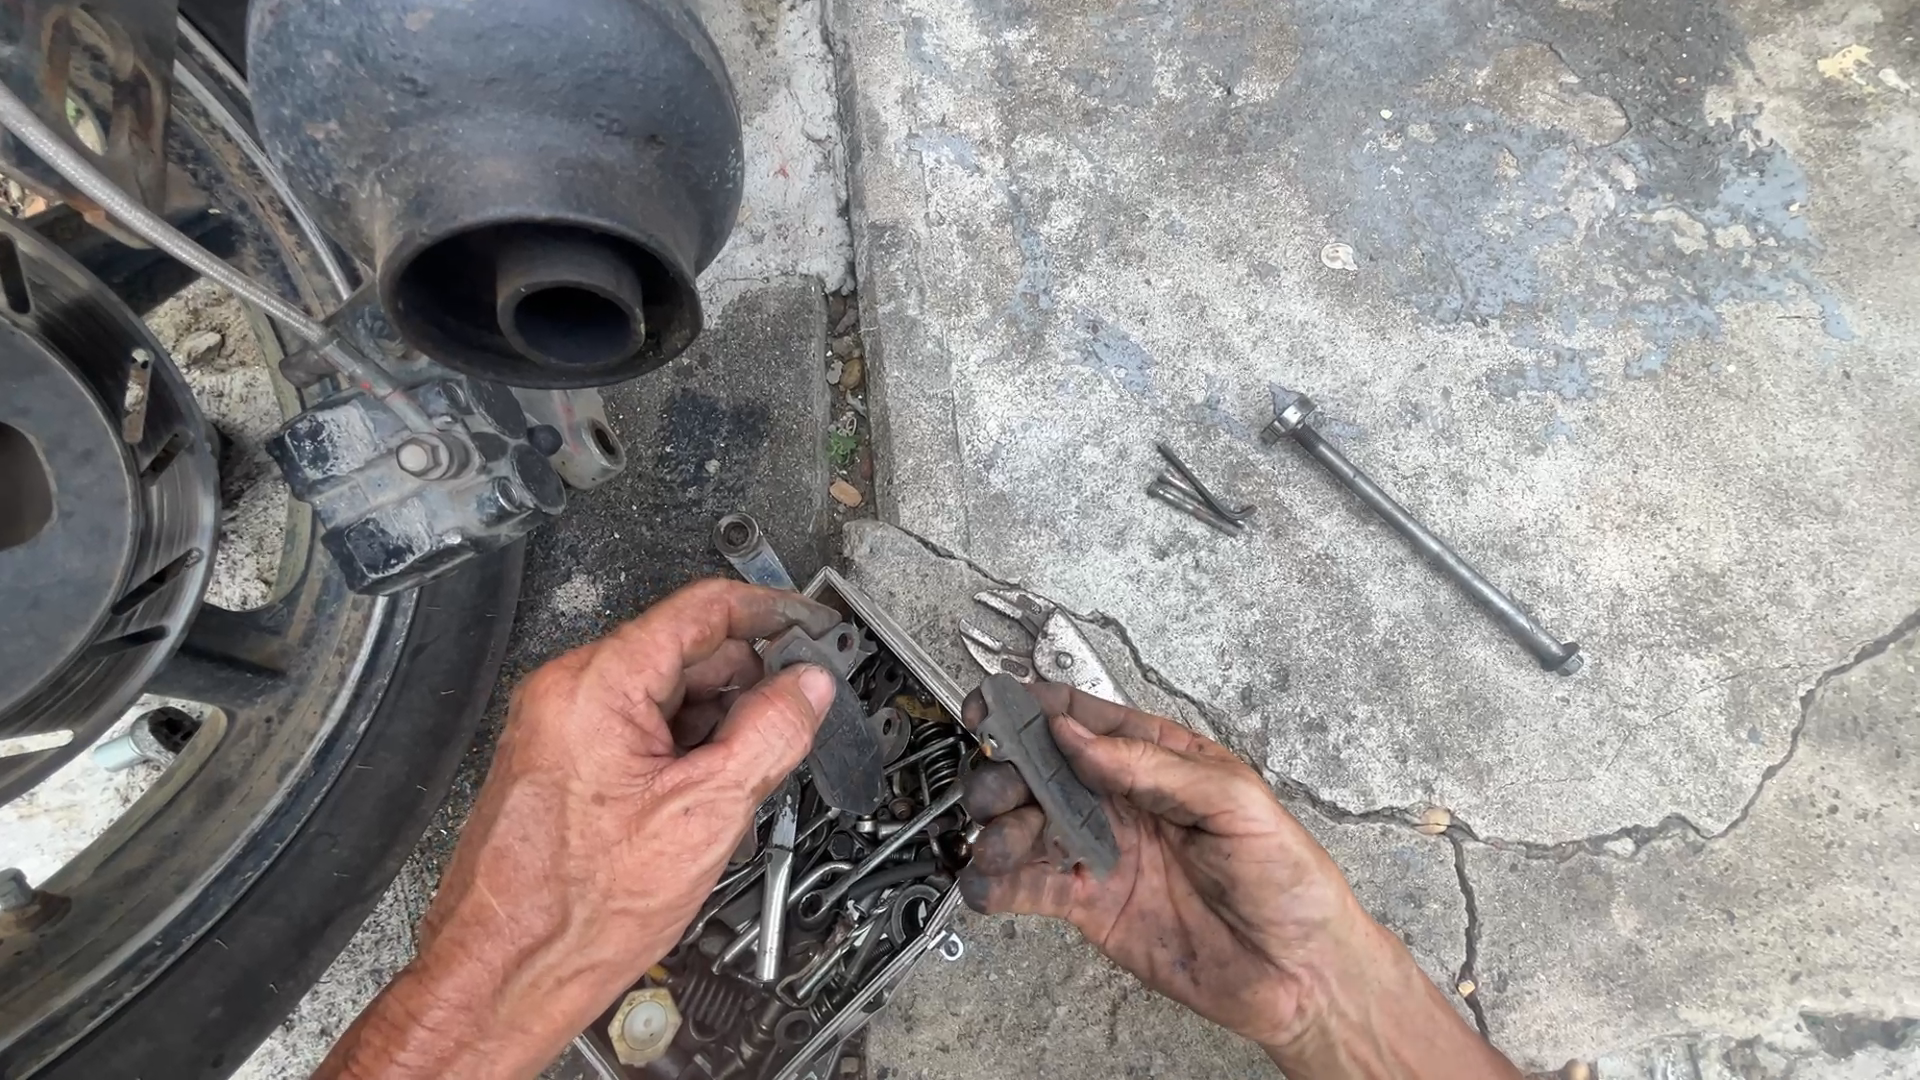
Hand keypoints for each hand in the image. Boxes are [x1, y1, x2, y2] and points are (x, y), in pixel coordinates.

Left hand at [317, 579, 843, 1079]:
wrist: (501, 977)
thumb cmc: (575, 911)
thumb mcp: (705, 812)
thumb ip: (772, 733)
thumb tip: (808, 685)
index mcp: (599, 685)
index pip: (704, 608)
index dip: (771, 612)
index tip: (810, 626)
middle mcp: (573, 688)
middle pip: (691, 648)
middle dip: (749, 680)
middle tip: (793, 712)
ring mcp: (566, 718)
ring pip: (672, 686)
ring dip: (720, 717)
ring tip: (741, 772)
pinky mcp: (568, 749)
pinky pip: (647, 718)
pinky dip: (689, 739)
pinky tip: (707, 784)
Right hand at [960, 685, 1520, 1079]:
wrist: (1304, 974)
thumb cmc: (1285, 873)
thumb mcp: (1231, 800)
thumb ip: (1148, 764)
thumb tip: (1074, 734)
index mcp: (1150, 756)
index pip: (1076, 716)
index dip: (1027, 706)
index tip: (988, 709)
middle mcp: (1115, 796)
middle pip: (1035, 767)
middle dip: (1003, 771)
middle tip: (997, 792)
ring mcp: (1098, 848)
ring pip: (1021, 824)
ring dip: (994, 829)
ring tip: (997, 846)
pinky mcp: (1088, 901)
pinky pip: (1028, 885)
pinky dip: (994, 883)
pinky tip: (987, 883)